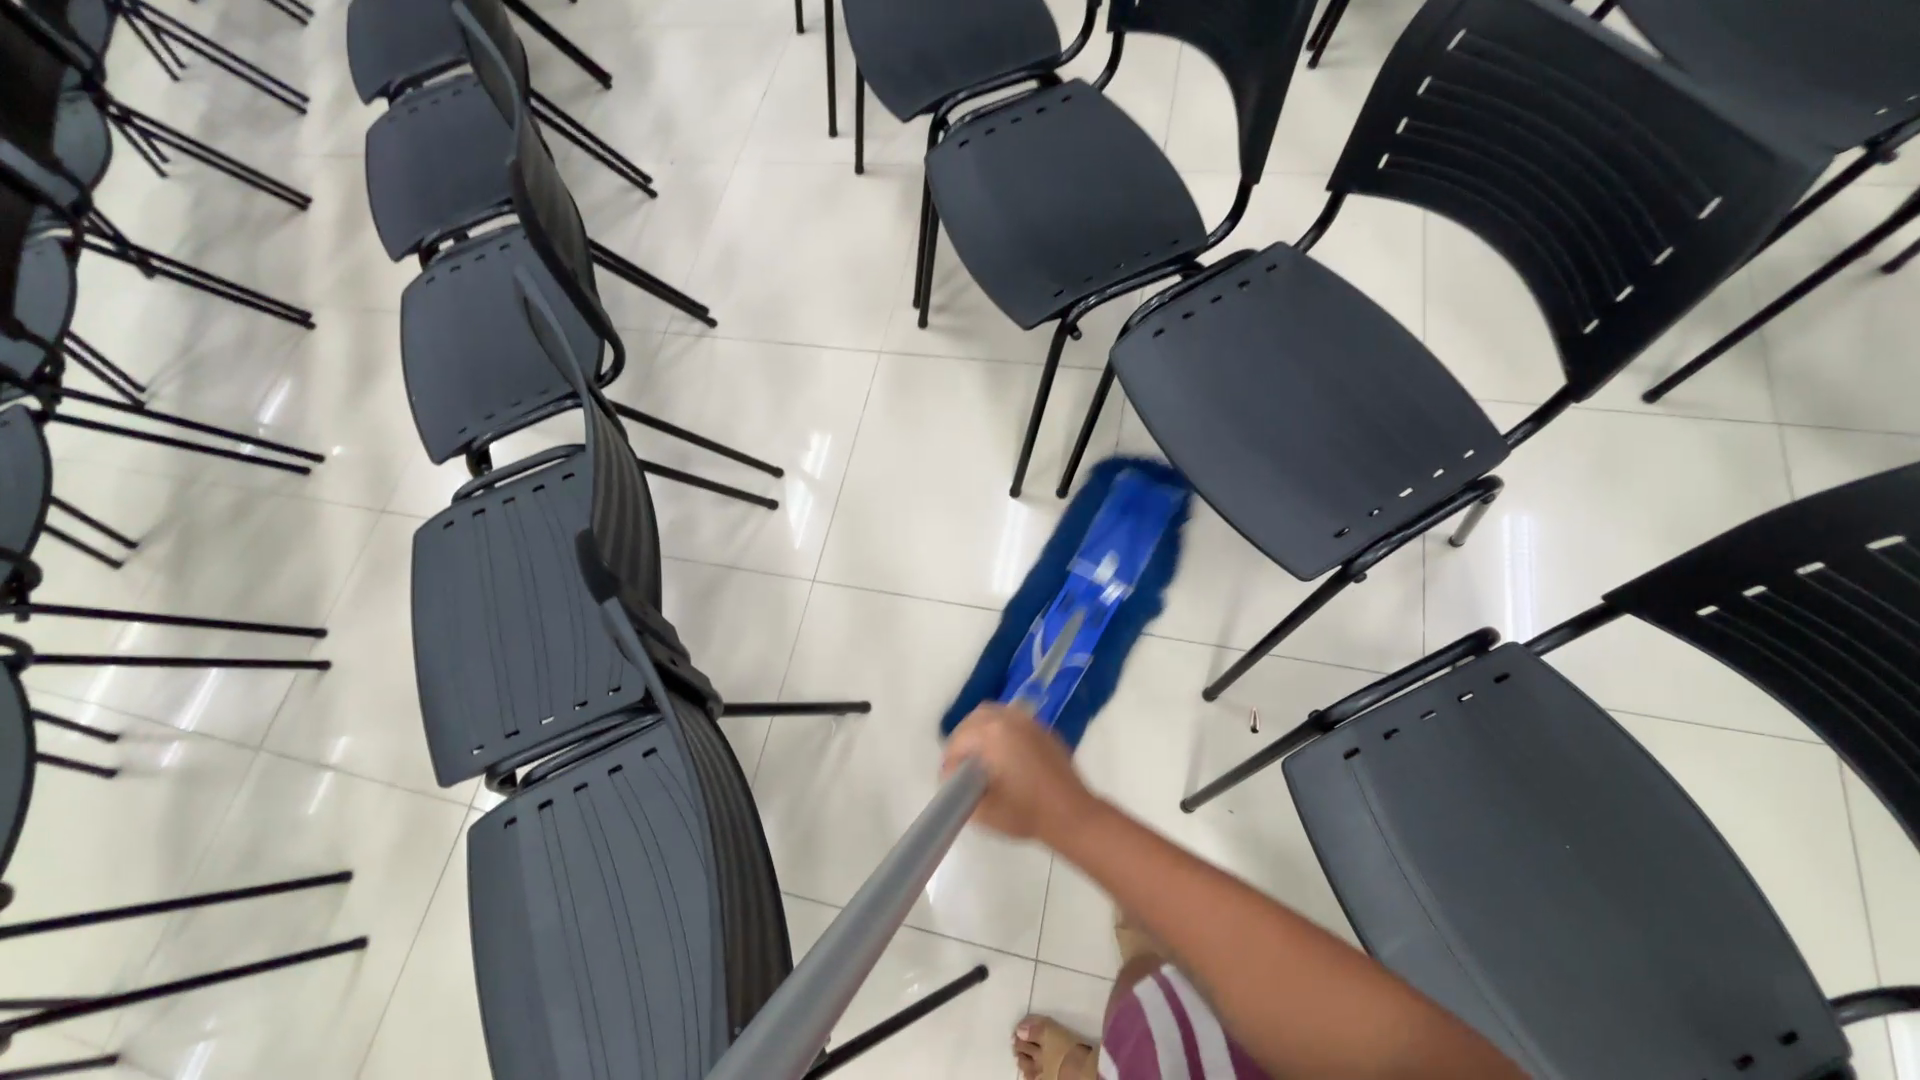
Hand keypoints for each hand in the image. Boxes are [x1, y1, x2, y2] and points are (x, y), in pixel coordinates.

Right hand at [942, 704, 1101, 842]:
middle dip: (964, 739)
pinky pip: (1015, 721)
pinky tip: (1006, 757)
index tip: (951, 780)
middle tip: (963, 765)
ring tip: (982, 759)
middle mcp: (1011, 720)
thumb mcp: (983, 810)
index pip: (959, 739)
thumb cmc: (1025, 813)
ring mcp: (1031, 722)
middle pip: (975, 718)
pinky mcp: (1045, 731)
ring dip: (983, 732)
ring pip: (996, 715)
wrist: (1072, 815)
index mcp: (993, 734)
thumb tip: (952, 777)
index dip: (950, 760)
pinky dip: (1003, 732)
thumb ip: (959, 791)